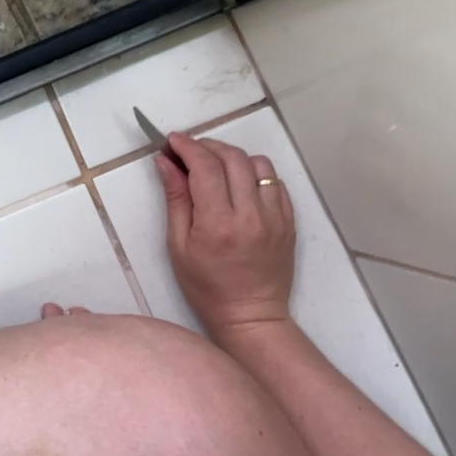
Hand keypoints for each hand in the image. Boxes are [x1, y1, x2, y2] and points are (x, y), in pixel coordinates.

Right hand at [154, 133, 295, 339]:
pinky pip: (275, 181)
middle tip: (188, 150)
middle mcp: (251, 215)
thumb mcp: (178, 245)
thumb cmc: (205, 285)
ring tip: (214, 165)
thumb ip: (175, 198)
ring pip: (258, 164)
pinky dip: (254, 173)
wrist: (251, 315)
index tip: (172, 141)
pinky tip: (238, 182)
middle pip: (232, 158)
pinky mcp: (289, 221)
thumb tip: (166, 163)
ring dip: (232, 156)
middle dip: (206, 145)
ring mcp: (275, 217)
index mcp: (218, 223)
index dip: (187, 146)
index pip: (205, 167)